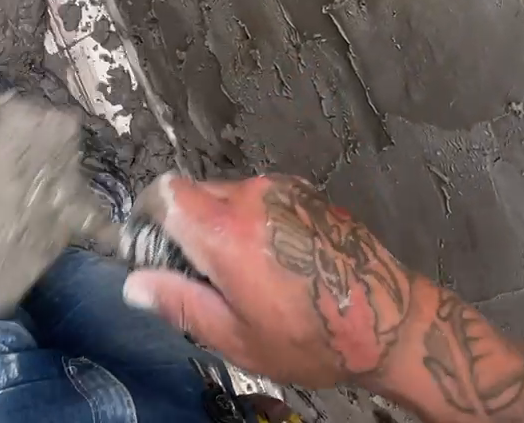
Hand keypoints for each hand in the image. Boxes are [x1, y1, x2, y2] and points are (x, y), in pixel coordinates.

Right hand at [121, 173, 415, 388]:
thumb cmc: (310, 337)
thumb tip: (133, 284)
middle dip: (188, 226)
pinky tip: (276, 259)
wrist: (389, 318)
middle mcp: (251, 195)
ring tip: (248, 272)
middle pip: (195, 192)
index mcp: (226, 230)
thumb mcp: (236, 337)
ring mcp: (281, 187)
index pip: (166, 191)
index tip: (154, 244)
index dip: (149, 212)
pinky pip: (260, 196)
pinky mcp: (303, 189)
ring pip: (228, 194)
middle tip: (205, 273)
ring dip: (223, 223)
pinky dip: (253, 219)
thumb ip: (180, 303)